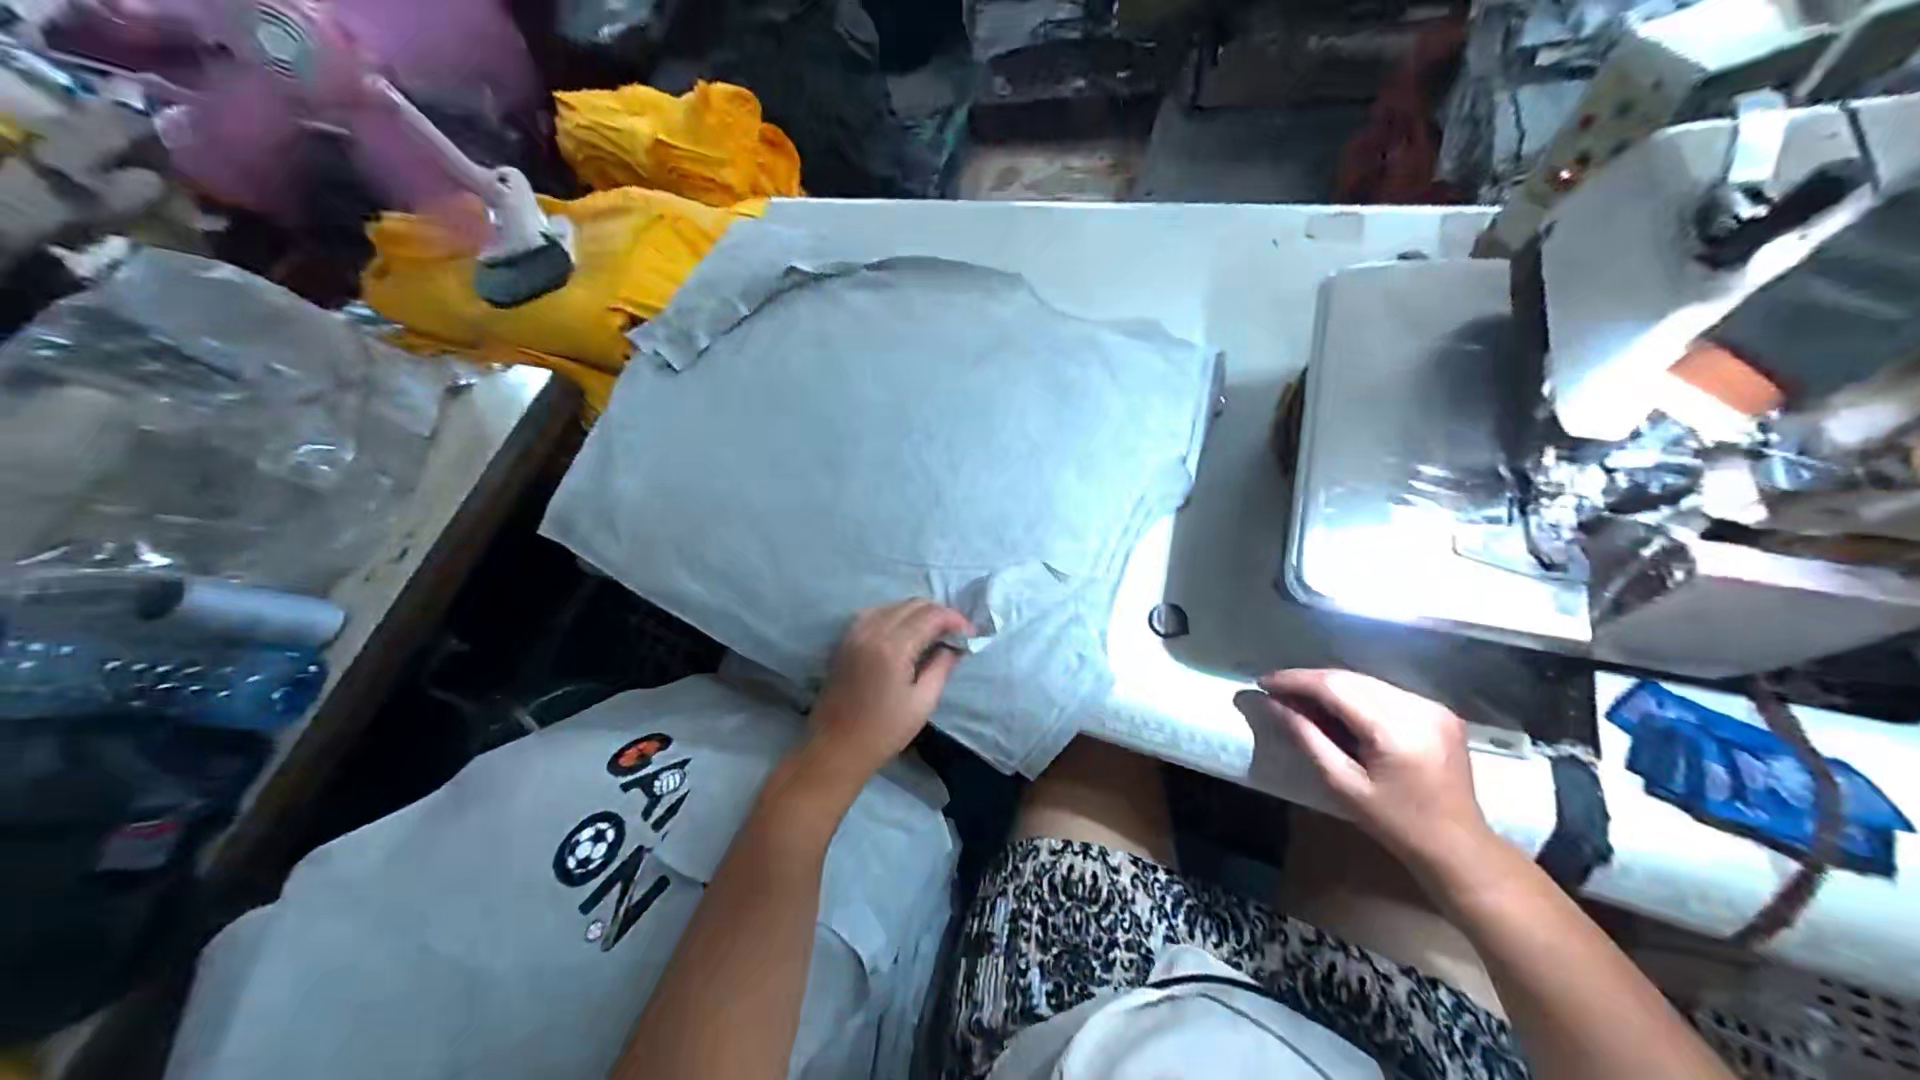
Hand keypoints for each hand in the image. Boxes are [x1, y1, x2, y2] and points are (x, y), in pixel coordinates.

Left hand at [810, 599, 972, 778]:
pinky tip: (904, 631)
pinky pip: (875, 613)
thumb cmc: (883, 731)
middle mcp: (872, 631)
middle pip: (913, 605)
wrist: (835, 748)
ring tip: (933, 632)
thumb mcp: (922, 703)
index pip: (931, 616)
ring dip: (917, 612)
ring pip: (893, 605)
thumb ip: (942, 667)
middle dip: (939, 613)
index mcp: (893, 648)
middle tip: (955, 633)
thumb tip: (955, 646)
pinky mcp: (845, 640)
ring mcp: (854, 633)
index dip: (955, 619)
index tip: (970, 634)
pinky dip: (895, 615)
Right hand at [1235, 669, 1493, 877]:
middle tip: (1276, 691)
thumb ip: (1305, 737)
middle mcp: (1417, 708)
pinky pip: (1383, 691)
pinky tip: (1335, 706)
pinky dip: (1354, 693)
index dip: (1294, 680)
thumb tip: (1270, 703)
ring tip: (1299, 697)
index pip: (1334, 686)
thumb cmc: (1394, 822)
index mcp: (1395, 730)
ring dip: (1329, 685)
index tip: (1264, 683)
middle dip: (1308, 680)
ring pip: (1365, 681)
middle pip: (1349, 678)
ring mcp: (1432, 707)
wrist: (1457, 845)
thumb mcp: (1341, 783)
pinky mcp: (1438, 710)